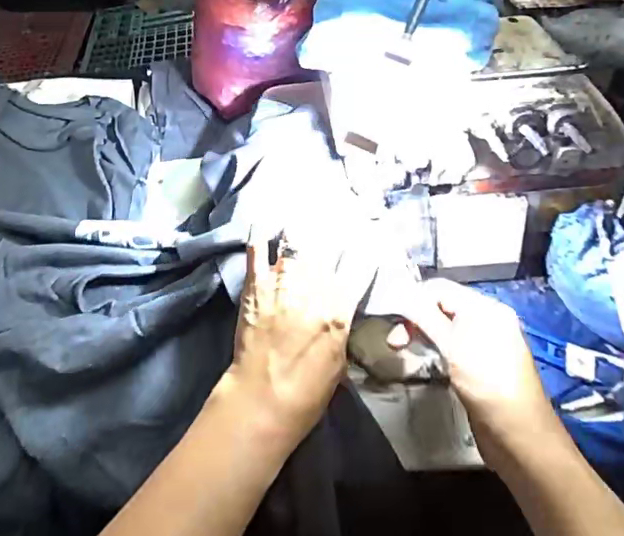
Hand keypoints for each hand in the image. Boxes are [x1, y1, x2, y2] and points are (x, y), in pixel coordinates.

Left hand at [214, 228, 375, 446]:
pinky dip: (262, 235)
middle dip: (334, 234)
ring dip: (302, 231)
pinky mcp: (255, 286)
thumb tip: (341, 305)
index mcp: (338, 309)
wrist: (260, 404)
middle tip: (335, 222)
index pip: (359, 266)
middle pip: (327, 248)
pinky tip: (266, 223)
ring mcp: (282, 284)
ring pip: (296, 243)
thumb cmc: (307, 393)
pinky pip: (258, 251)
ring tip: (305, 218)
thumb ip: (341, 324)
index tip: (368, 239)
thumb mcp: (340, 359)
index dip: (365, 250)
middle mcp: (312, 289)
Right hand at [396, 278, 564, 468]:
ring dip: (425, 333)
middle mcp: (488, 320)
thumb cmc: (488, 386)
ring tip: (405, 348)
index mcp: (486, 308)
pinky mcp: (482, 366)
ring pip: (447, 327)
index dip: (414, 298)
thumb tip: (404, 295)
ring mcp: (486, 343)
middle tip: (396, 341)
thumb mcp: (454, 348)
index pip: (442, 289)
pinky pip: (454, 346)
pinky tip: (427, 358)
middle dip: (417, 317)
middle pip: (444, 306)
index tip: (392, 316)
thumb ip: (427, 318)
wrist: (520, 438)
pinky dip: (438, 347)